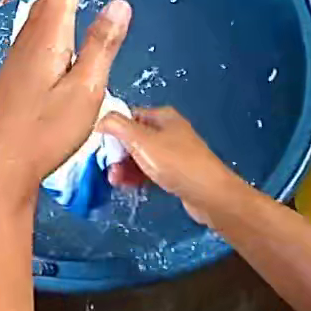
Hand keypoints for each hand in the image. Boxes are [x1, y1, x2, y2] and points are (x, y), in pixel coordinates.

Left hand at [0, 0, 130, 202]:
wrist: (1, 167)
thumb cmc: (47, 132)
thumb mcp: (86, 91)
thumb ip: (101, 46)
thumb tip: (119, 4)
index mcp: (47, 40)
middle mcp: (27, 42)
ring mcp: (16, 59)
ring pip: (37, 14)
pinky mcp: (14, 75)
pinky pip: (32, 31)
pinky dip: (46, 14)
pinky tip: (51, 24)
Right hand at [100, 107, 264, 225]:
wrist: (210, 195)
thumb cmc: (175, 163)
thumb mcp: (142, 141)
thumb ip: (117, 126)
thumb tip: (99, 119)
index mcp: (162, 116)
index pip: (128, 116)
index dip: (112, 129)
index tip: (99, 146)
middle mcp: (168, 130)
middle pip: (133, 137)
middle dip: (118, 153)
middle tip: (108, 170)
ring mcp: (174, 152)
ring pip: (141, 156)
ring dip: (125, 167)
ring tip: (115, 182)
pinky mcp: (177, 171)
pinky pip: (151, 169)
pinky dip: (138, 176)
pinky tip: (130, 186)